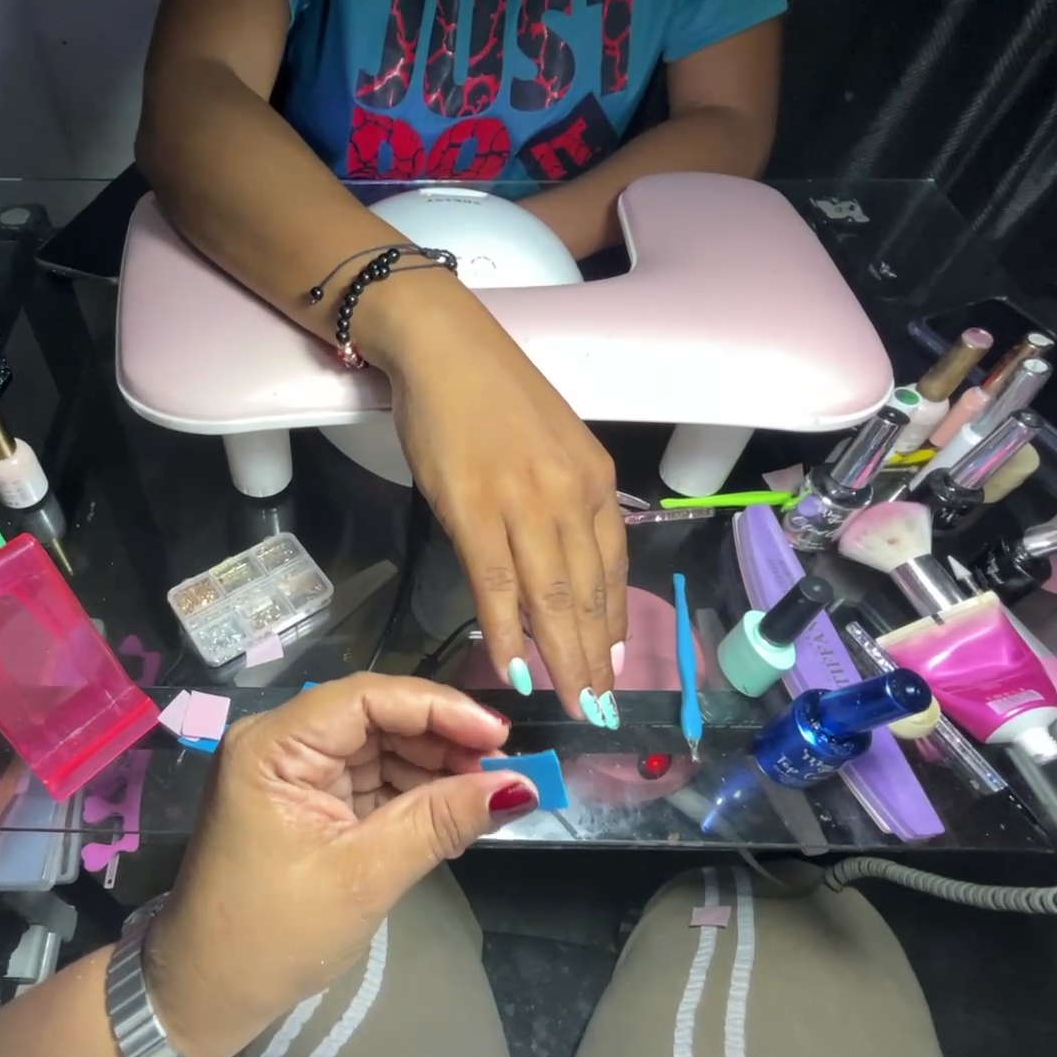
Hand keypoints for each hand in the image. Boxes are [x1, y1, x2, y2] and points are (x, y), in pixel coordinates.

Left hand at [141, 675, 533, 1056]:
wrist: (209, 992)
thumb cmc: (273, 936)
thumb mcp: (364, 877)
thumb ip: (439, 822)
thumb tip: (519, 787)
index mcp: (273, 745)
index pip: (364, 697)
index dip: (436, 706)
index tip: (498, 734)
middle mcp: (281, 740)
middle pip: (375, 715)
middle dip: (441, 738)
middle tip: (504, 768)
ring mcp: (295, 767)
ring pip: (379, 743)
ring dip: (435, 764)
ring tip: (489, 789)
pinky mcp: (309, 795)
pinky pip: (371, 775)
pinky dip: (414, 789)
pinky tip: (455, 803)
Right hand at [371, 284, 627, 726]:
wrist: (443, 346)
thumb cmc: (490, 392)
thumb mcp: (545, 445)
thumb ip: (555, 501)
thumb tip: (549, 561)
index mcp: (592, 479)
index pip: (611, 566)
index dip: (612, 623)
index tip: (614, 664)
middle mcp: (569, 495)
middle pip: (587, 591)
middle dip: (596, 657)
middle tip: (603, 709)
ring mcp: (523, 502)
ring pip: (551, 597)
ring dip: (564, 658)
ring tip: (574, 706)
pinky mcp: (473, 509)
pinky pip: (496, 584)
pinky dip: (507, 633)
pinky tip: (515, 670)